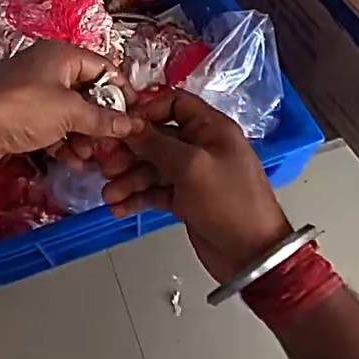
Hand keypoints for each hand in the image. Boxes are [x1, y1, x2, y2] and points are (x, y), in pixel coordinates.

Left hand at [0, 41, 136, 175]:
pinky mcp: (17, 116)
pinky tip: (71, 161)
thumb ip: (103, 119)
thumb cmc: (24, 109)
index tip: (136, 114)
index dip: (122, 90)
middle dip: (100, 119)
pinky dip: (61, 142)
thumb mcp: (70, 112)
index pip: (102, 67)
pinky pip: (48, 126)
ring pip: (67, 113)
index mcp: (60, 55)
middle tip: (112, 142)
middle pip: (85, 92)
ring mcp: (29, 93)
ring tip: (90, 156)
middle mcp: (45, 69)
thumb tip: (131, 125)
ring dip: (82, 135)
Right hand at [97, 89, 292, 282]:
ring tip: (109, 195)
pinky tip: (120, 207)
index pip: (175, 104)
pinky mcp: (184, 200)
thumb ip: (157, 144)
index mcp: (211, 129)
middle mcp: (201, 147)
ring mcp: (192, 175)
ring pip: (152, 168)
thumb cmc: (229, 202)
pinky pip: (154, 191)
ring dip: (128, 179)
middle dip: (130, 152)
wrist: (251, 254)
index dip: (147, 111)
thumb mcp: (191, 166)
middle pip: (157, 138)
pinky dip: (137, 198)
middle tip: (107, 166)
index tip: (121, 125)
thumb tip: (129, 127)